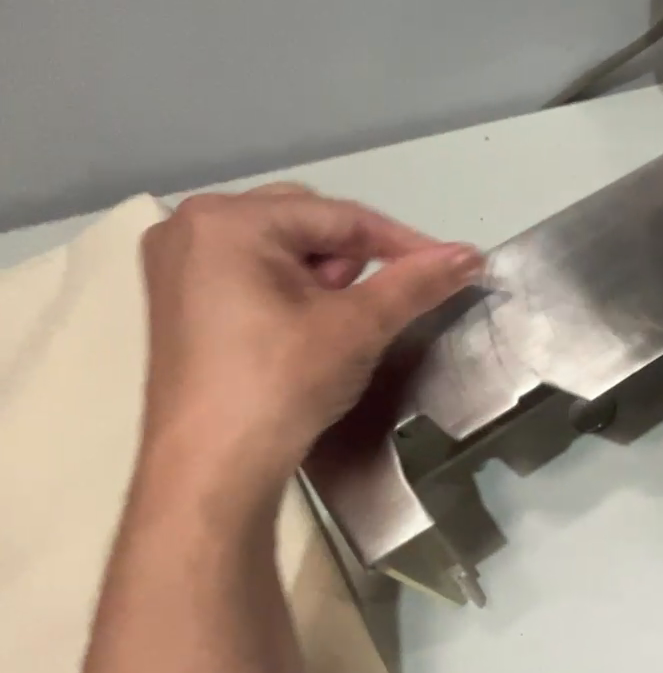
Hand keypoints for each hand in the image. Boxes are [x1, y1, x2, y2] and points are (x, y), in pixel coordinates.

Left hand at [138, 184, 483, 503]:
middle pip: (308, 222)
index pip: (342, 217)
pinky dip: (298, 287)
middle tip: (392, 297)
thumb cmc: (285, 379)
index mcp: (229, 220)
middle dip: (362, 256)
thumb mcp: (361, 325)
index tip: (455, 268)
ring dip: (332, 273)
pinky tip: (314, 324)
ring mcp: (180, 261)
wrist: (218, 455)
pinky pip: (257, 269)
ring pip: (284, 246)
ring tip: (350, 317)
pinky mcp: (183, 295)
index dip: (406, 243)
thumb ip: (417, 283)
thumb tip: (472, 255)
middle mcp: (192, 225)